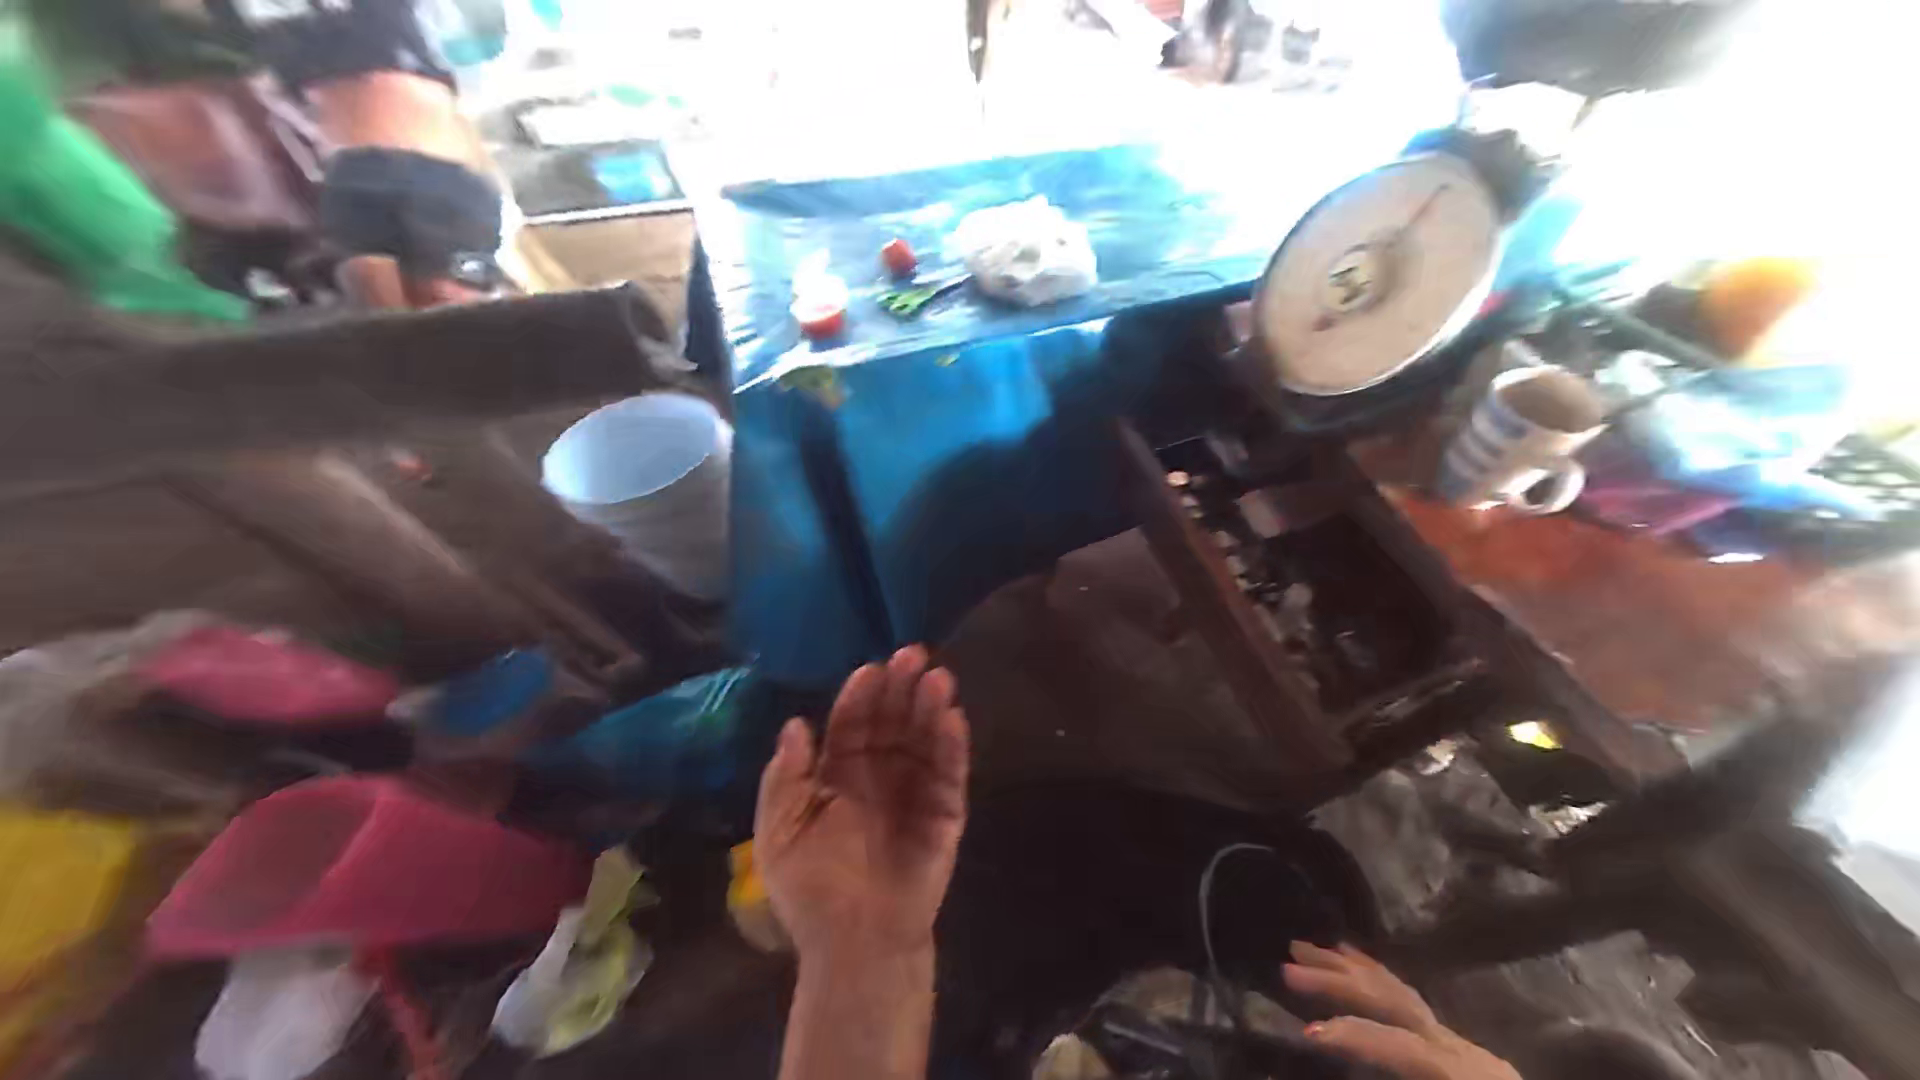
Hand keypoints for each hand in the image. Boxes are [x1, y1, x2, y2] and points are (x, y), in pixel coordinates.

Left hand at [754, 646, 969, 960]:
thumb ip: (785, 778)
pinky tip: (952, 717)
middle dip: (901, 687)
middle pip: (893, 721)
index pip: (852, 724)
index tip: (871, 670)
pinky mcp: (945, 811)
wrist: (854, 945)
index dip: (860, 696)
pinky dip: (952, 745)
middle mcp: (881, 772)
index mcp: (840, 773)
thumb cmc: (813, 889)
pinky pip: (950, 772)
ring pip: (924, 737)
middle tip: (913, 654)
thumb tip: (795, 724)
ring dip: (931, 706)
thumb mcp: (781, 832)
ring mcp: (915, 789)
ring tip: (937, 678)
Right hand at [1285, 942, 1519, 1079]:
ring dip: (1347, 969)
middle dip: (1339, 982)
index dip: (1355, 1036)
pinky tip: (1349, 956)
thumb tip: (1332, 1071)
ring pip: (1399, 992)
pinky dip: (1374, 974)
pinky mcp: (1459, 1051)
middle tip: (1288, 967)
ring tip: (1304, 947)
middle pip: (1396, 1002)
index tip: (1307, 1033)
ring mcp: (1464, 1047)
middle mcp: (1465, 1053)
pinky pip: (1409, 999)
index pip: (1403, 1046)